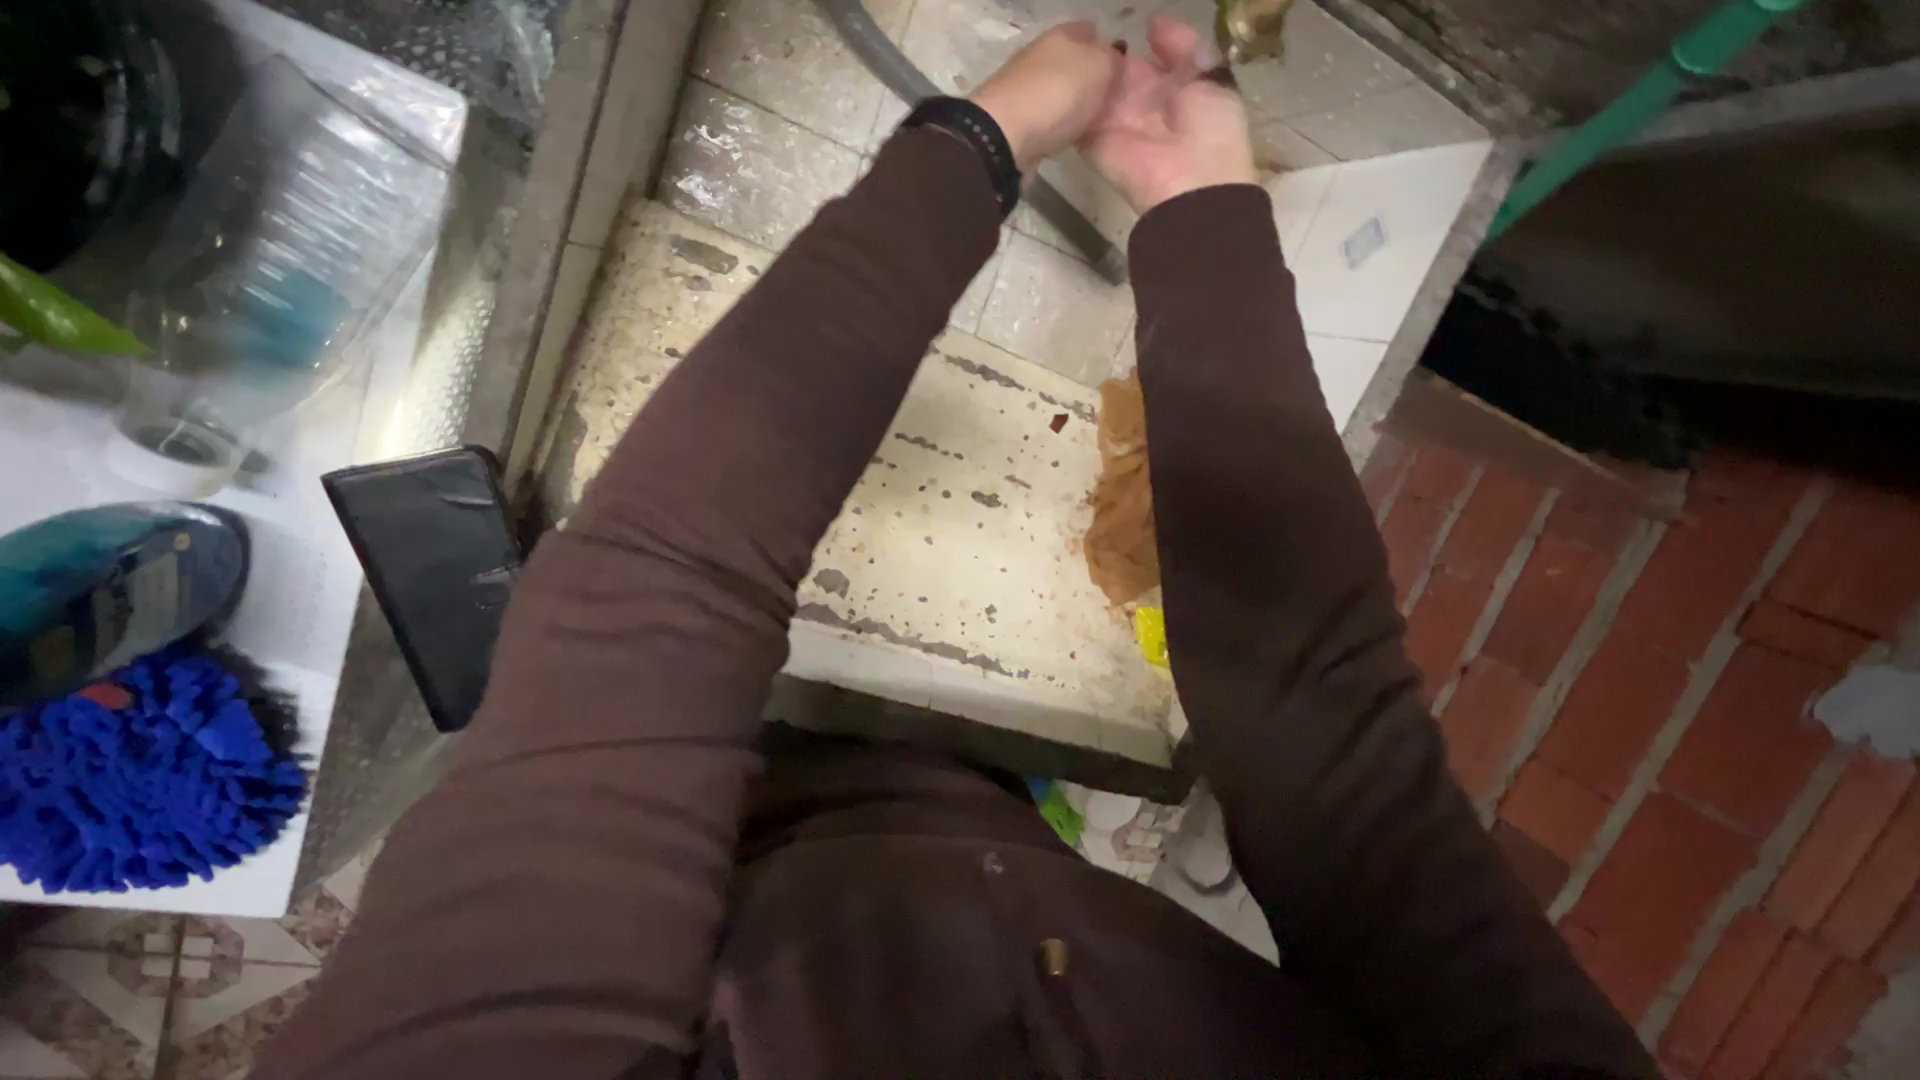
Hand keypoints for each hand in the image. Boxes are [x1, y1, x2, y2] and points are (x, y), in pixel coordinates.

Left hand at [969, 22, 1123, 172]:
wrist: (1005, 135)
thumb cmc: (1059, 93)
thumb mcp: (1100, 67)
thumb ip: (1112, 59)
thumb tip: (1113, 55)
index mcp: (1062, 34)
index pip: (1089, 30)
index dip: (1105, 46)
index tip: (1120, 70)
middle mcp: (1039, 54)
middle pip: (1071, 62)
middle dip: (1088, 78)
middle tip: (1109, 101)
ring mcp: (1023, 88)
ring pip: (1056, 91)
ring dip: (1070, 103)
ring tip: (1090, 122)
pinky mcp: (1014, 120)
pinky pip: (1044, 118)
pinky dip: (1055, 125)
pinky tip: (1065, 137)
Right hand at [1080, 15, 1257, 212]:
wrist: (1191, 182)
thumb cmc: (1211, 128)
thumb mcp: (1210, 74)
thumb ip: (1184, 47)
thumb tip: (1153, 23)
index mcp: (1171, 92)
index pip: (1147, 63)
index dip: (1138, 45)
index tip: (1126, 23)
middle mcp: (1141, 107)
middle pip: (1117, 76)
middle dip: (1107, 54)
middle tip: (1092, 32)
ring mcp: (1115, 126)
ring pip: (1096, 91)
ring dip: (1086, 70)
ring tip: (1073, 43)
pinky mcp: (1094, 143)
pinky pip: (1078, 115)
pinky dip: (1070, 96)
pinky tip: (1063, 71)